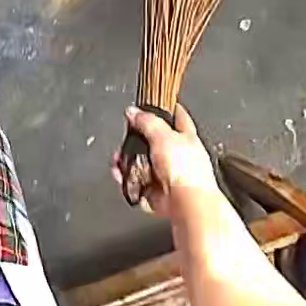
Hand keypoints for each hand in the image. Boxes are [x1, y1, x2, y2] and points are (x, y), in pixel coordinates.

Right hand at [111, 103, 217, 218]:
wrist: (186, 203)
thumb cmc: (187, 171)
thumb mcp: (163, 135)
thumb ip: (147, 121)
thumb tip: (133, 111)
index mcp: (187, 138)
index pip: (177, 117)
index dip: (165, 108)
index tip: (152, 103)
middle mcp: (179, 156)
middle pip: (153, 140)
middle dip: (135, 138)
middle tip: (126, 135)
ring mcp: (168, 174)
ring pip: (142, 161)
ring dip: (127, 159)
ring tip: (118, 158)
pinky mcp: (157, 190)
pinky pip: (136, 180)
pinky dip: (126, 177)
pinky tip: (120, 172)